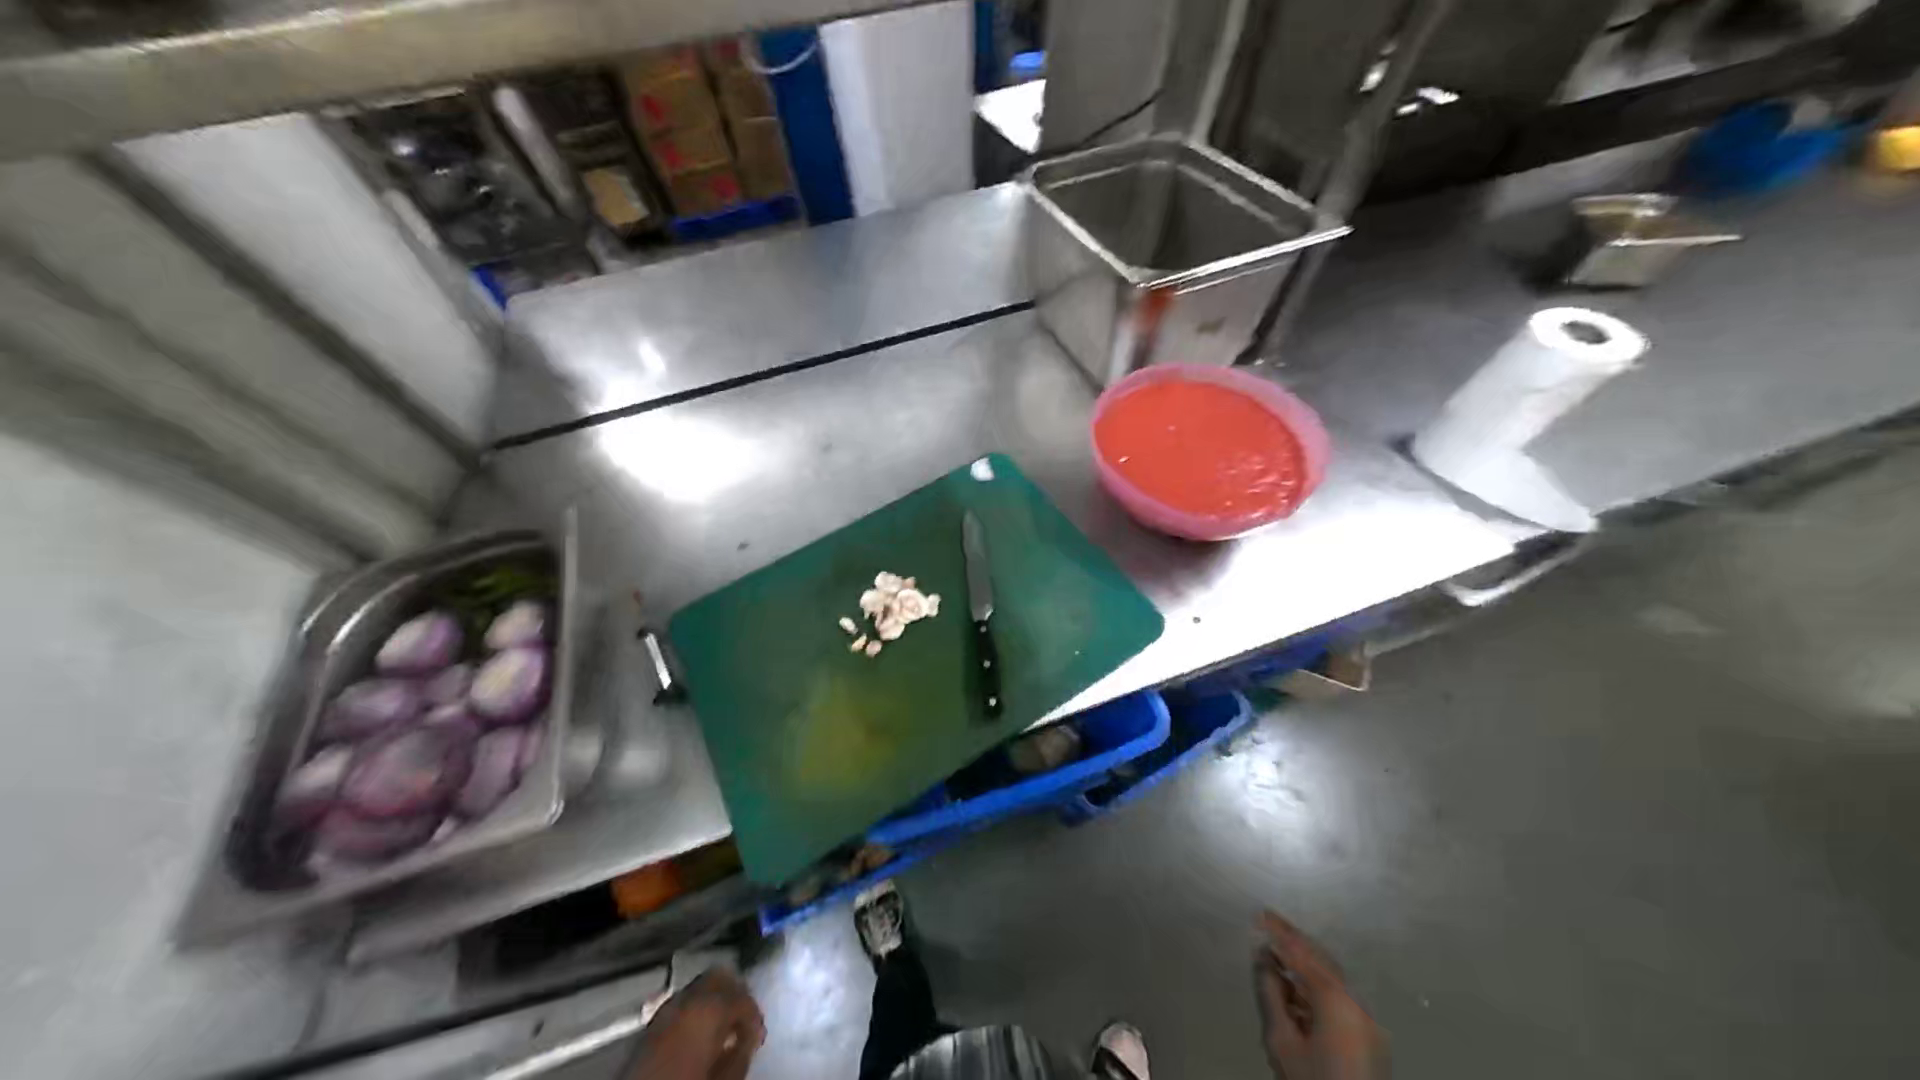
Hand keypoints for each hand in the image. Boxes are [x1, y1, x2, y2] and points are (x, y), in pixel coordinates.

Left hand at [631, 968, 765, 1079]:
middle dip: (735, 994)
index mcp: (710, 1007)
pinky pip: (679, 1004)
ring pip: (698, 988)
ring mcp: (666, 1009)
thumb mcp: (724, 1078)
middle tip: (743, 1020)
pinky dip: (694, 1010)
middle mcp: (687, 998)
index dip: (755, 1017)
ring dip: (713, 1000)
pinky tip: (698, 1033)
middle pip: (719, 978)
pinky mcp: (650, 1025)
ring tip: (721, 1028)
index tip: (758, 1037)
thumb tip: (749, 1037)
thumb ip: (742, 1053)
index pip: (744, 998)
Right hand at [1253, 911, 1388, 1079]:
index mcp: (1337, 1002)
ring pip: (1333, 978)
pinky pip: (1340, 998)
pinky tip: (1297, 984)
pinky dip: (1317, 984)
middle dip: (1295, 940)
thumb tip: (1265, 962)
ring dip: (1306, 961)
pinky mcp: (1370, 1039)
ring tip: (1278, 948)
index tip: (1260, 915)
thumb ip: (1272, 995)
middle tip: (1269, 919)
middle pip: (1322, 960)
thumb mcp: (1282, 1042)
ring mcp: (1368, 1023)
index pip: (1302, 956)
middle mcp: (1357, 1005)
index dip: (1280, 934)